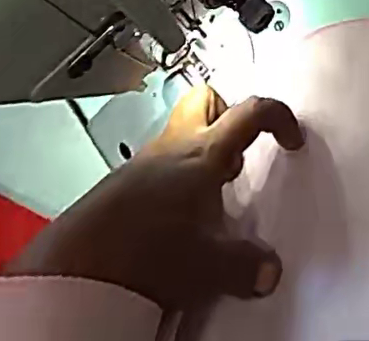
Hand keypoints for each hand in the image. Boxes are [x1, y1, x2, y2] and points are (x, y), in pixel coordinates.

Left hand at [2, 84, 303, 310]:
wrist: (79, 262)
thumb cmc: (139, 248)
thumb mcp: (206, 264)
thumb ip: (244, 264)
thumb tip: (268, 268)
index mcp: (204, 152)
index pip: (251, 112)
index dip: (278, 116)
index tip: (289, 134)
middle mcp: (176, 145)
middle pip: (207, 99)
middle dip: (228, 114)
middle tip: (241, 146)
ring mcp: (149, 160)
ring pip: (183, 129)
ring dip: (202, 148)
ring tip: (213, 192)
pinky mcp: (129, 180)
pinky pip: (163, 161)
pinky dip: (178, 177)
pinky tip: (180, 216)